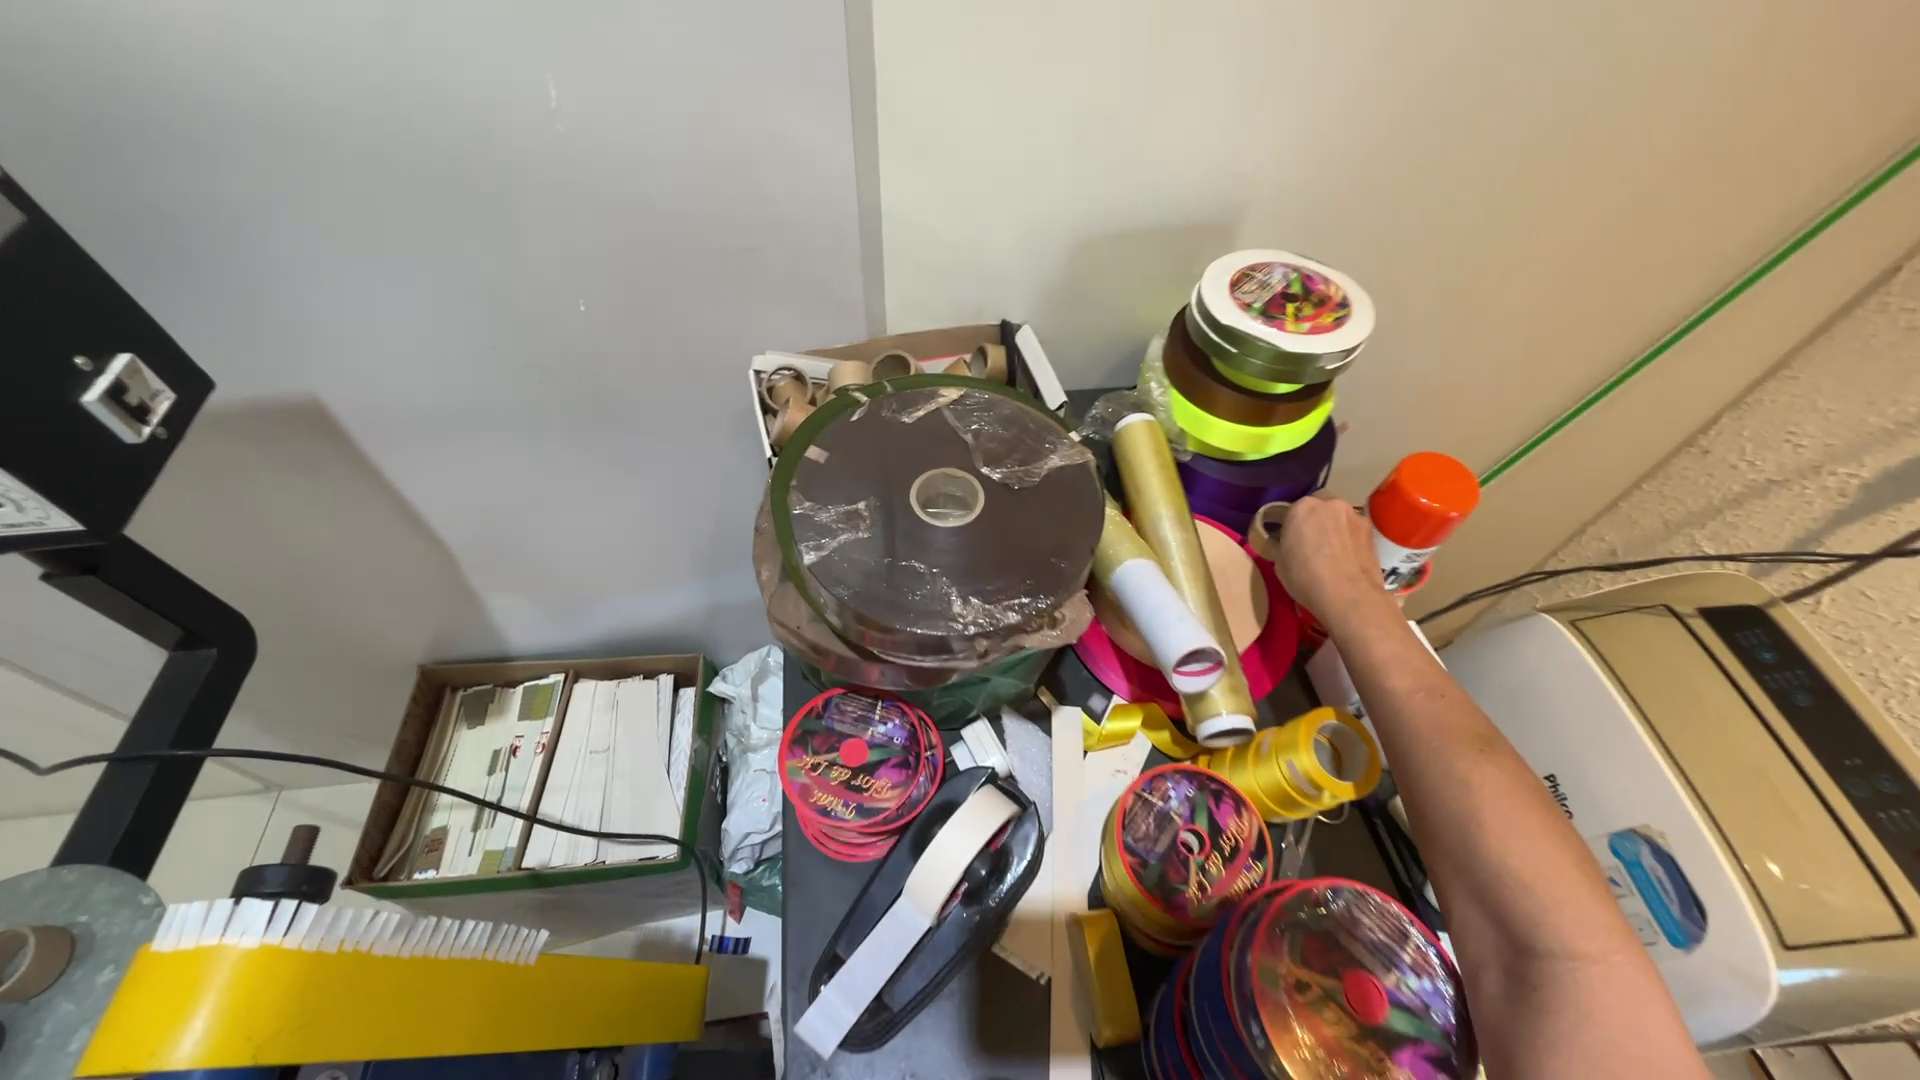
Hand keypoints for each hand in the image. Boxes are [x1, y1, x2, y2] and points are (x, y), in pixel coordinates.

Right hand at [1270, 495, 1385, 618]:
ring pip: (1340, 517)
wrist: (1348, 595)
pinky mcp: (1372, 532)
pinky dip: (1350, 539)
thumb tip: (1288, 545)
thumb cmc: (1305, 577)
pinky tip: (1347, 558)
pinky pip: (1355, 531)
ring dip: (1335, 527)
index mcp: (1302, 508)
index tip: (1289, 540)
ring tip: (1333, 552)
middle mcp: (1330, 505)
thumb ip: (1284, 544)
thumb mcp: (1280, 562)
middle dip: (1316, 519)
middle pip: (1320, 506)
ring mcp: (1355, 516)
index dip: (1290, 526)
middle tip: (1312, 541)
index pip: (1291, 510)